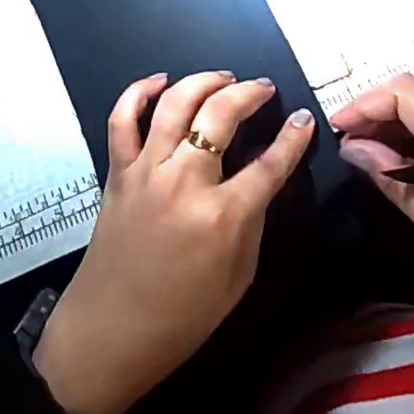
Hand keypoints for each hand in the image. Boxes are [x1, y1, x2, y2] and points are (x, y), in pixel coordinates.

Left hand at [32, 71, 316, 413]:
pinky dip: (139, 91)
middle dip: (249, 93)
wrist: (108, 336)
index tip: (305, 118)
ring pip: (175, 103)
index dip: (294, 136)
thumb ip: (252, 216)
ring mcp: (145, 173)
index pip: (270, 163)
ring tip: (224, 78)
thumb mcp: (239, 274)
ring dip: (203, 81)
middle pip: (220, 115)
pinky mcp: (117, 173)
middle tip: (263, 88)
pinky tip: (160, 81)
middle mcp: (183, 183)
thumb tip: (261, 174)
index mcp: (222, 217)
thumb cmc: (183, 315)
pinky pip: (123, 119)